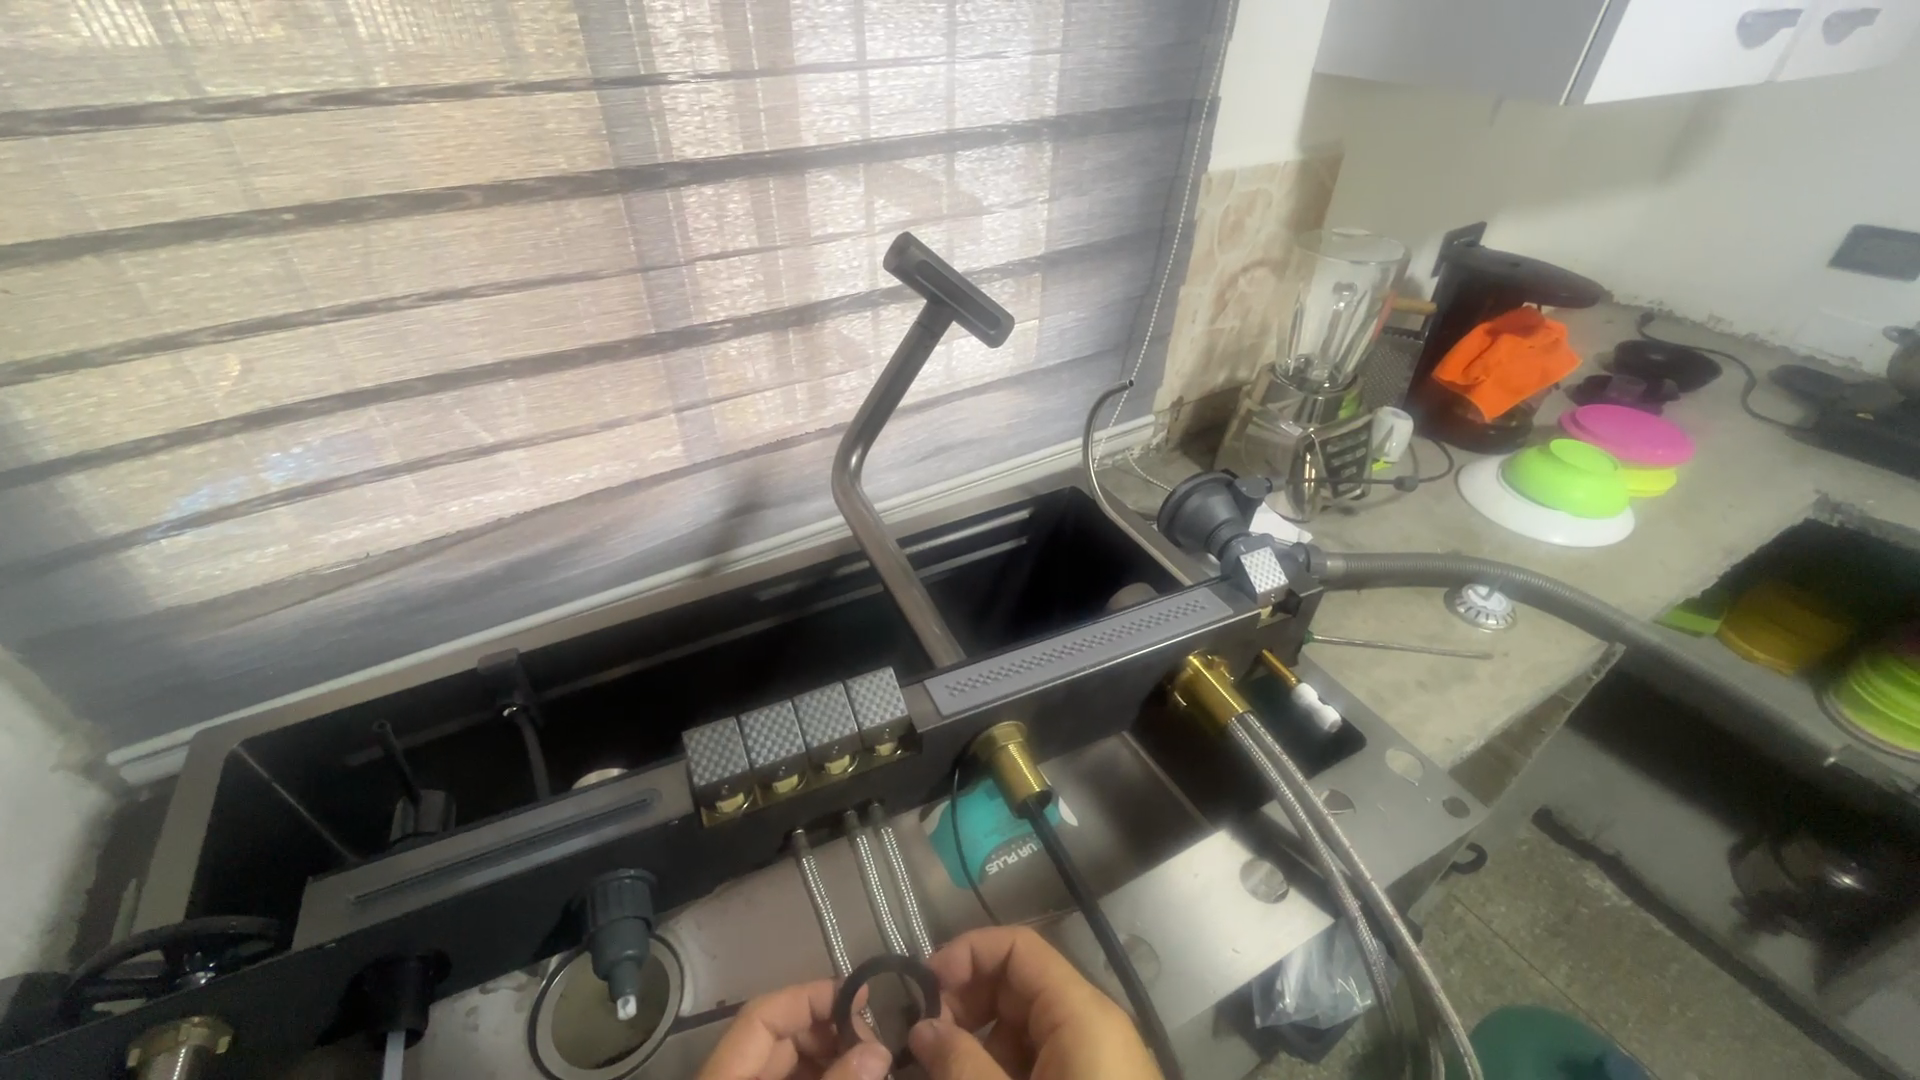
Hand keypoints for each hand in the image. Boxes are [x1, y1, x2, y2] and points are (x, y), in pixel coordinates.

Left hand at [695, 979, 892, 1079]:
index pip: (765, 1012)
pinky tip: (852, 1079)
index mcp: (724, 1073)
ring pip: (793, 1065)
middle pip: (782, 1037)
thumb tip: (879, 1050)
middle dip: (832, 1032)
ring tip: (870, 1066)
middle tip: (874, 1047)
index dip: (813, 997)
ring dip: (833, 1059)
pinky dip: (822, 1079)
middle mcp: (731, 1077)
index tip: (862, 996)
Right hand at [908, 926, 1160, 1079]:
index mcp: (1080, 1013)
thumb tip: (922, 1028)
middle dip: (966, 1001)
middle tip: (924, 1040)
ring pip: (1025, 1025)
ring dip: (979, 1039)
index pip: (1018, 946)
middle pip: (1019, 982)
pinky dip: (1002, 1068)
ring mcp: (1094, 1060)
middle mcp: (1091, 1024)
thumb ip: (960, 1065)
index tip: (922, 988)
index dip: (967, 953)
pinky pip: (1040, 1060)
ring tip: (941, 1070)